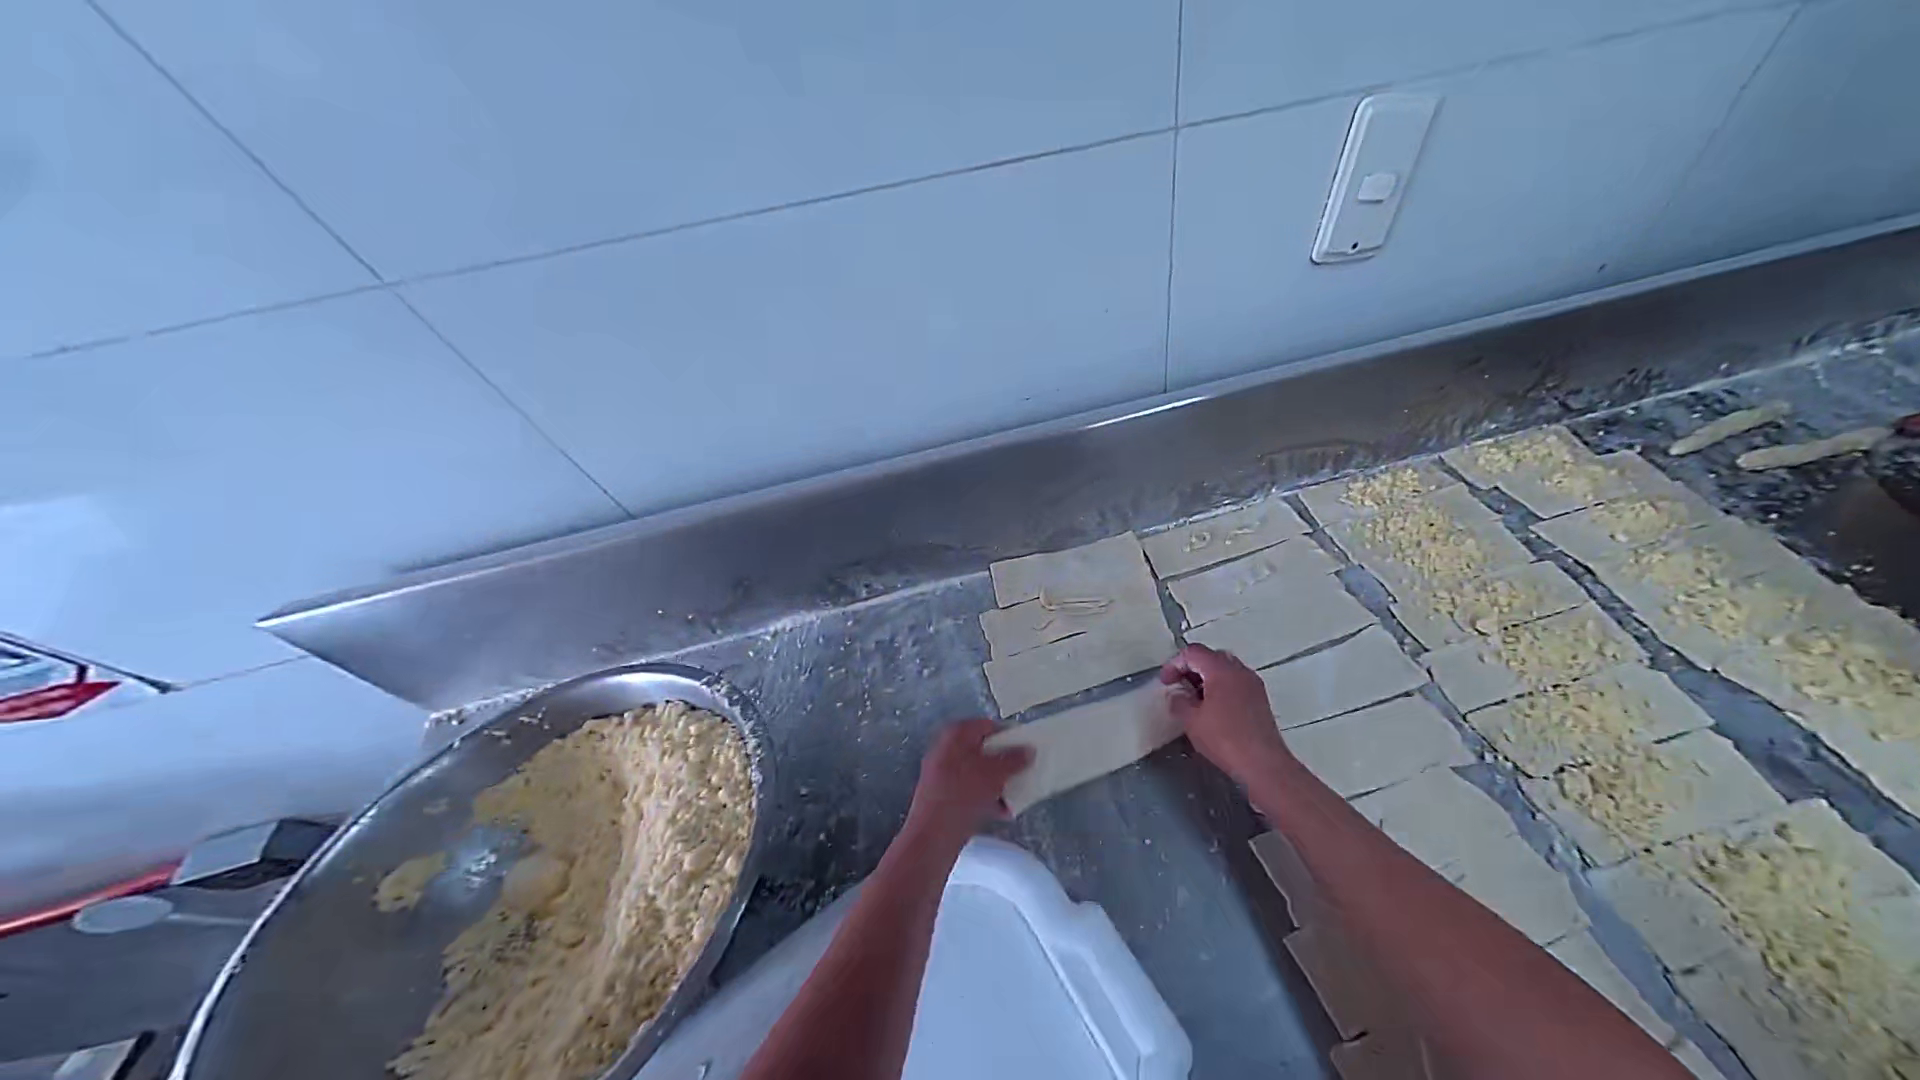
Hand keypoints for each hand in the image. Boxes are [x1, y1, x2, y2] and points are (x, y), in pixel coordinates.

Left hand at [905, 717, 1031, 847]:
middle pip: (983, 749)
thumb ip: (1014, 760)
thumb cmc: (964, 793)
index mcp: (956, 734)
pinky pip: (969, 789)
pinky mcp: (942, 794)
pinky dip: (985, 797)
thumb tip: (1029, 750)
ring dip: (997, 782)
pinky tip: (1002, 811)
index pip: (988, 725)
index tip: (1026, 747)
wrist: (933, 833)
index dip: (1009, 735)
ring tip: (1015, 795)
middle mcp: (946, 748)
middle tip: (1023, 771)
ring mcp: (941, 772)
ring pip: (977, 771)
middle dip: (1004, 762)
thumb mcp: (995, 773)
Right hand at [1161, 643, 1294, 785]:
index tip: (1166, 681)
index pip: (1193, 653)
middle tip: (1178, 684)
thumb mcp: (1191, 720)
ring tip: (1193, 698)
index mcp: (1221, 670)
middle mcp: (1240, 671)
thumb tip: (1177, 695)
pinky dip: (1221, 687)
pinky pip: (1236, 682)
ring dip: (1206, 678)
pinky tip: (1212, 708)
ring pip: (1225, 669)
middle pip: (1211, 657)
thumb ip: (1178, 701)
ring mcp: (1253, 685)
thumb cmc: (1225, 739)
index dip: (1174, 664)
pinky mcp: (1260, 700)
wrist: (1263, 764)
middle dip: (1191, 668)